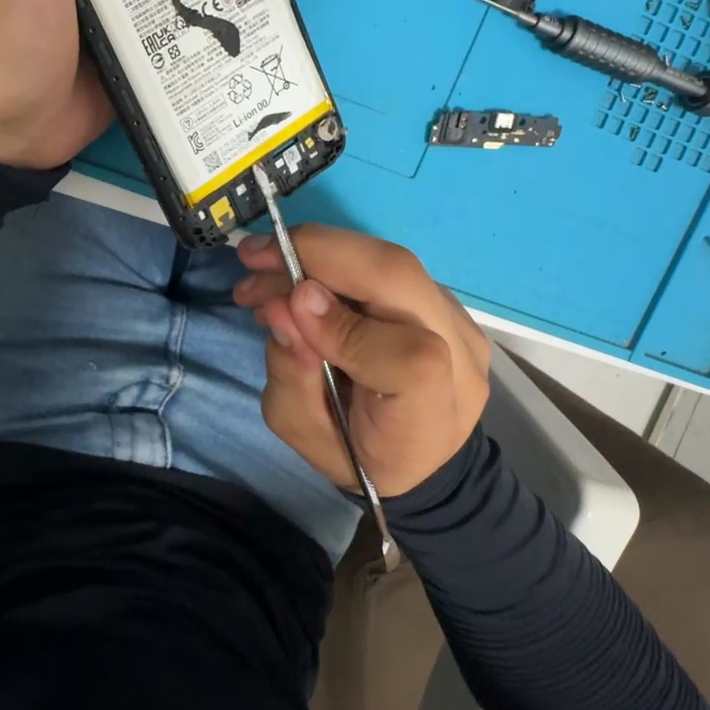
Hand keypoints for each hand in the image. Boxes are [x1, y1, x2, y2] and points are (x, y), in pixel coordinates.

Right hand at [233, 226, 490, 497]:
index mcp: (429, 412)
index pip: (409, 357)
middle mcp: (458, 357)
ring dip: (318, 252)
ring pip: (391, 261)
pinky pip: (387, 268)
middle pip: (399, 277)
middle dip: (317, 253)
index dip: (343, 324)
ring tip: (260, 270)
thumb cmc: (355, 454)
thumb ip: (292, 375)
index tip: (278, 309)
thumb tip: (282, 305)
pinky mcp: (442, 302)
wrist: (416, 457)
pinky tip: (297, 275)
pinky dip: (334, 261)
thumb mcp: (304, 432)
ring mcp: (457, 323)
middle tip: (252, 258)